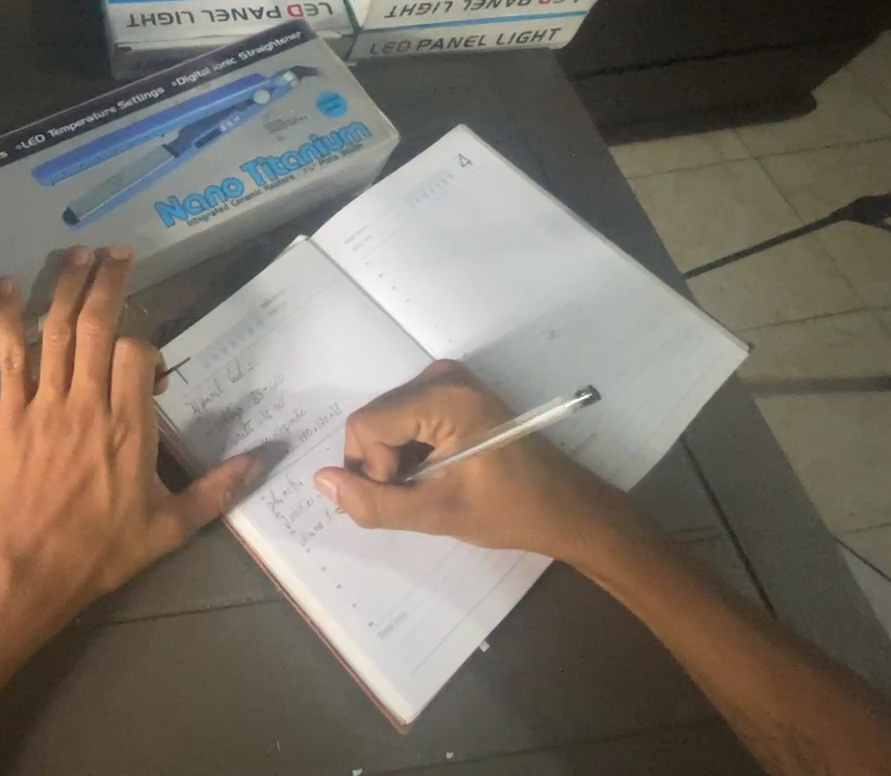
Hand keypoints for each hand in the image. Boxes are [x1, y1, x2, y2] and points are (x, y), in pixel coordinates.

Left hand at [0, 245, 259, 624]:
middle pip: (97, 325)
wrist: (28, 568)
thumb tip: (262, 459)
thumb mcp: (171, 528)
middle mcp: (88, 402)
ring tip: (81, 252)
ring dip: (68, 285)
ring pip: (57, 329)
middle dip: (110, 282)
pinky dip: (6, 316)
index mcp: (129, 427)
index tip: (148, 365)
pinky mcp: (10, 409)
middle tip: (120, 250)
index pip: (138, 354)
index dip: (146, 346)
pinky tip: (5, 282)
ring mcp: (45, 401)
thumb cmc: (102, 550)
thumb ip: (217, 489)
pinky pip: (8, 354)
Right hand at [311, 360, 640, 564]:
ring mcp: (446, 378)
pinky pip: (401, 413)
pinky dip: (407, 445)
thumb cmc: (510, 512)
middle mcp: (440, 375)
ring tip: (431, 482)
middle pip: (373, 419)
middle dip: (383, 462)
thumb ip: (374, 502)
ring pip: (383, 418)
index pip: (366, 426)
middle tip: (420, 492)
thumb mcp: (437, 514)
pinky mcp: (450, 387)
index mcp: (443, 398)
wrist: (569, 508)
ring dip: (394, 456)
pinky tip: (435, 467)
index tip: (410, 494)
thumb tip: (321, 480)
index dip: (374, 467)